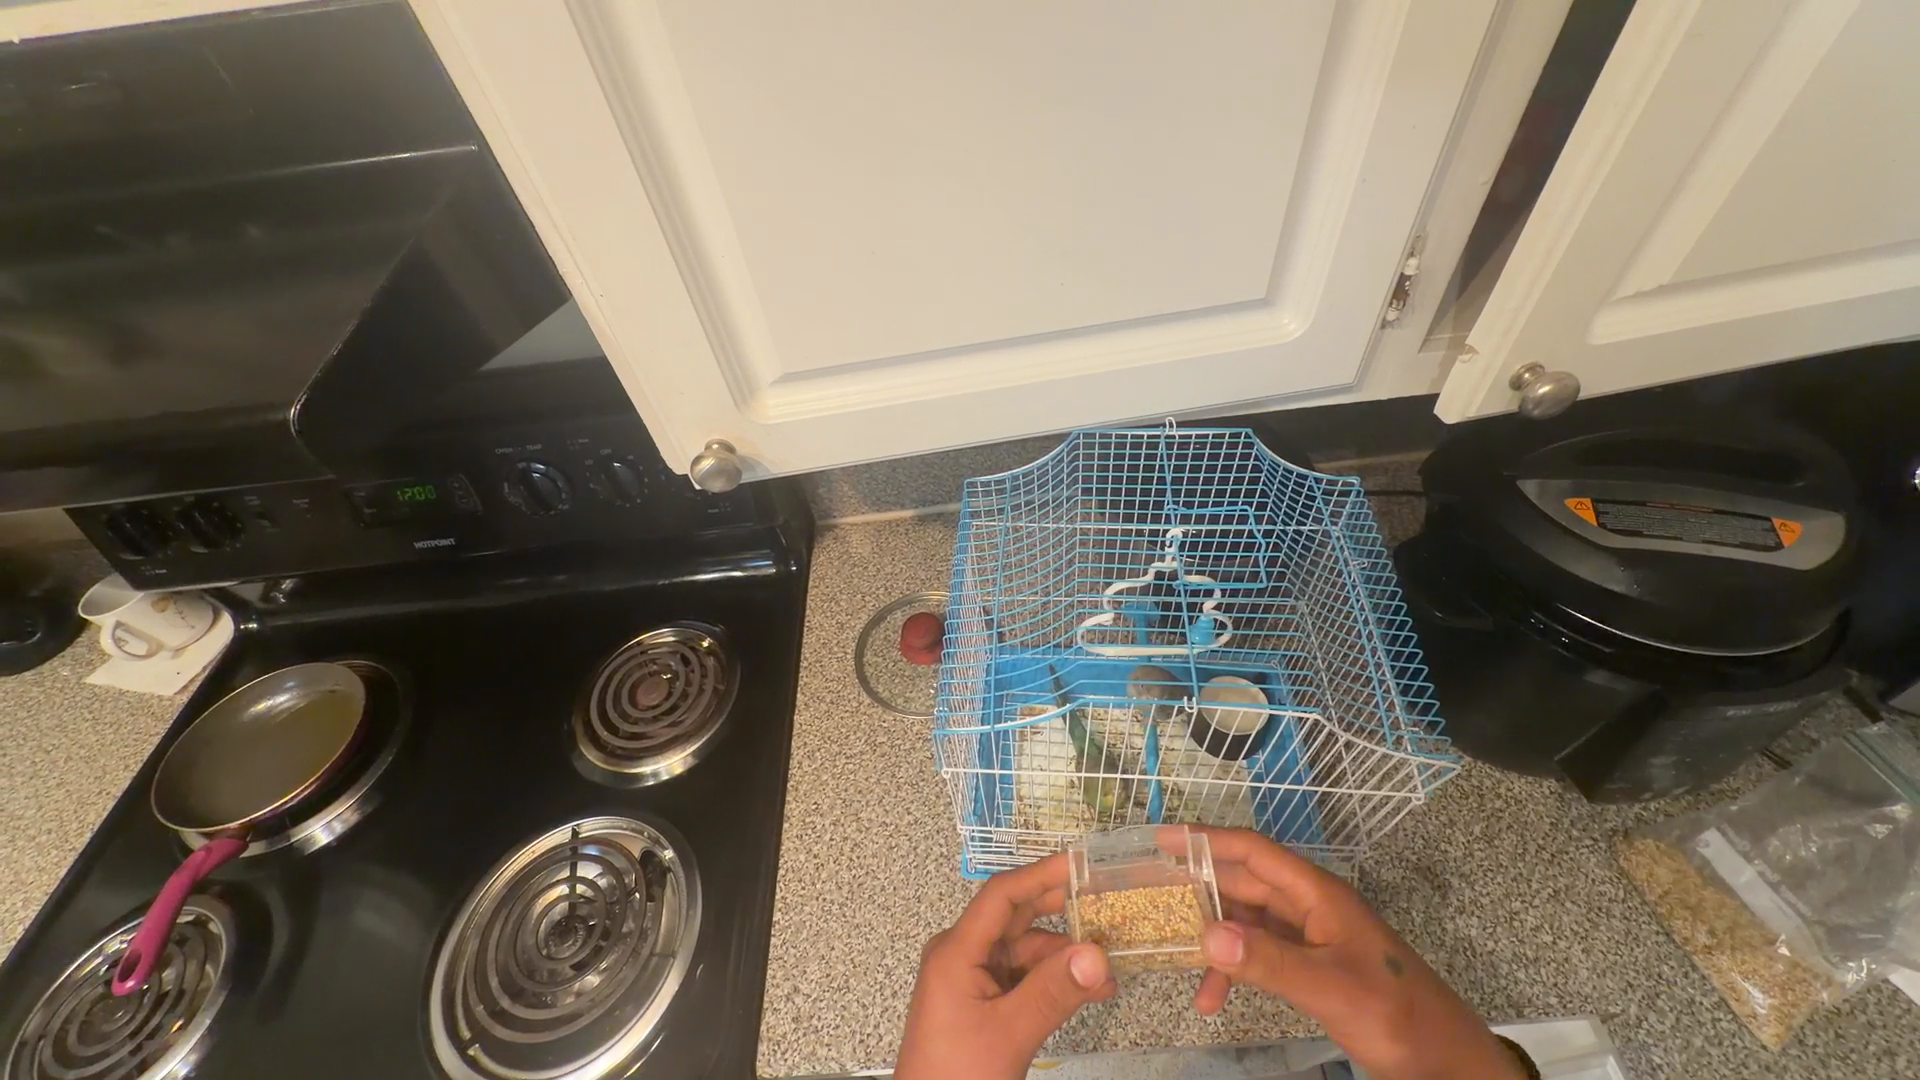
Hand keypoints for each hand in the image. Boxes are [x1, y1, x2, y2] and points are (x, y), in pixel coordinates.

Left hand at [896, 854, 1116, 1079]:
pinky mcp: (982, 1005)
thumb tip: (1099, 955)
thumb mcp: (1009, 1034)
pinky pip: (1022, 980)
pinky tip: (1090, 990)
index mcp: (956, 950)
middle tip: (1105, 902)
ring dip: (1063, 956)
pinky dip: (1053, 982)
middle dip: (1060, 911)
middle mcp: (962, 955)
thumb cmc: (957, 1076)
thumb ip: (1053, 992)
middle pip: (1014, 918)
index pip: (1001, 895)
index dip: (1040, 874)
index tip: (1079, 863)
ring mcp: (972, 981)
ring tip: (1110, 966)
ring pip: (1024, 952)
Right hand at [1190, 828, 1524, 1079]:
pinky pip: (1259, 955)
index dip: (1208, 840)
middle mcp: (1308, 907)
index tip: (1163, 839)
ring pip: (1247, 922)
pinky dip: (1234, 971)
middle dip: (1199, 887)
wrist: (1450, 1066)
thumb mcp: (1331, 988)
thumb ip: (1269, 961)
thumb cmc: (1396, 1016)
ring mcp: (1310, 937)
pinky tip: (1212, 1000)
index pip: (1254, 851)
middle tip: (1151, 893)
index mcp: (1317, 894)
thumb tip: (1205, 934)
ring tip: (1174, 955)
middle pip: (1244, 884)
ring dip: (1214, 938)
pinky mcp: (1310, 966)